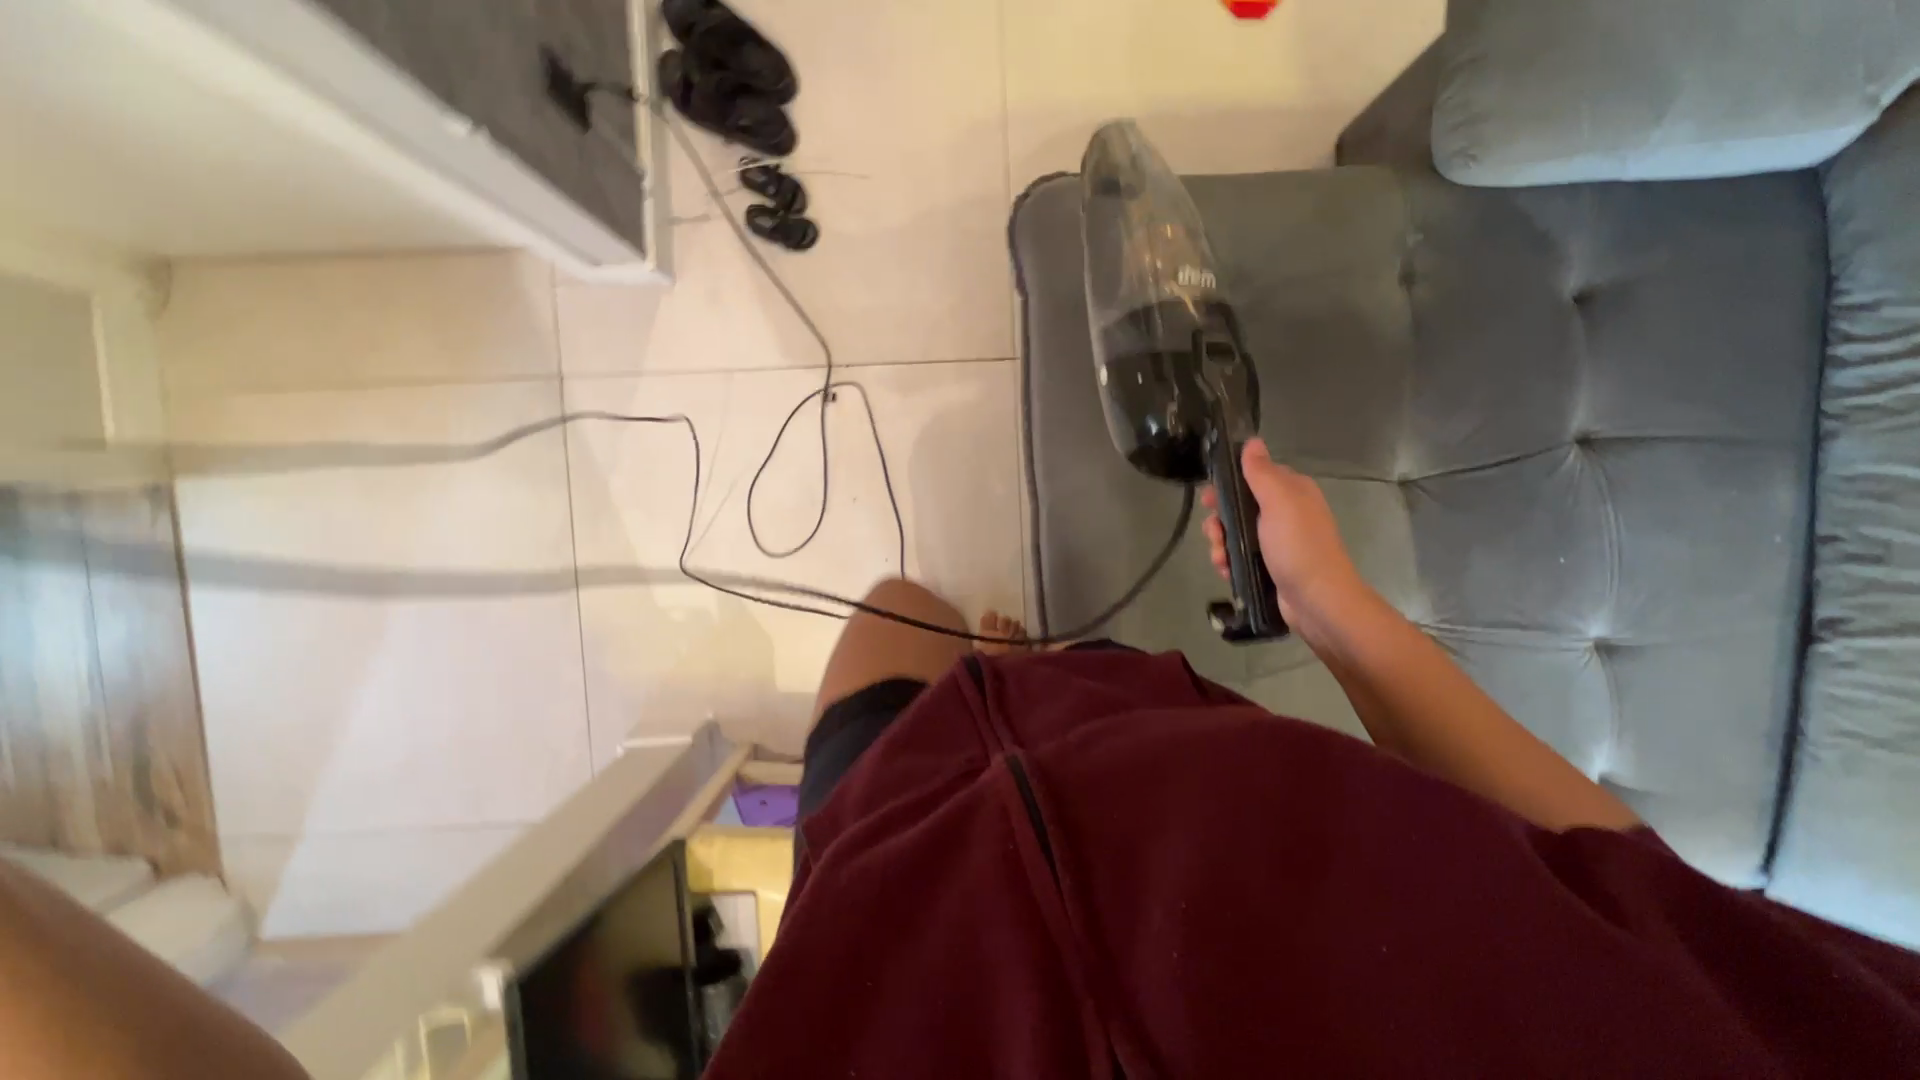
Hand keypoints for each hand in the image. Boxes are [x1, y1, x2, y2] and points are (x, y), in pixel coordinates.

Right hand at [1202, 439, 1365, 624]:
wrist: (1316, 599)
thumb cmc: (1298, 546)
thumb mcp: (1279, 502)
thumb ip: (1261, 472)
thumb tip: (1252, 441)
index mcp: (1291, 491)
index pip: (1253, 477)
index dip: (1228, 486)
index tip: (1209, 499)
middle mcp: (1285, 513)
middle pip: (1239, 507)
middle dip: (1220, 521)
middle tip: (1215, 534)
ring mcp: (1277, 541)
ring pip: (1236, 534)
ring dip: (1221, 544)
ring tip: (1220, 559)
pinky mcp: (1269, 565)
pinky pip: (1240, 556)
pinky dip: (1229, 562)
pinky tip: (1226, 570)